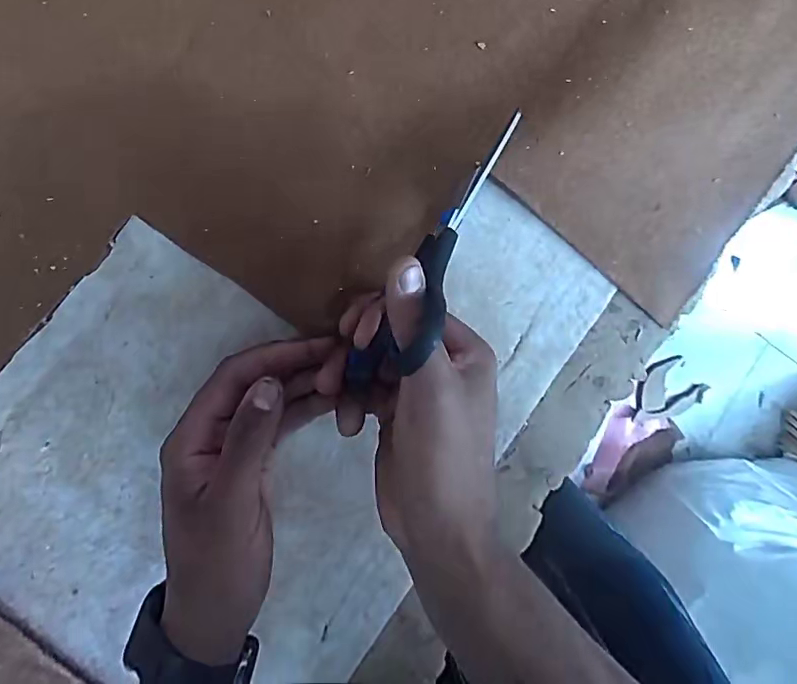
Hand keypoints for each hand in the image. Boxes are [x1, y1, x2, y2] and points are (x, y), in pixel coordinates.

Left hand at [159, 336, 336, 664]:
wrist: (216, 614)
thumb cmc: (218, 560)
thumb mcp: (232, 501)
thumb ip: (247, 440)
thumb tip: (268, 382)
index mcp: (193, 436)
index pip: (233, 377)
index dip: (274, 356)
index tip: (318, 347)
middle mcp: (211, 431)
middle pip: (254, 382)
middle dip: (295, 365)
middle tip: (341, 356)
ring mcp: (233, 444)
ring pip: (271, 398)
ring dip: (305, 383)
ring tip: (345, 372)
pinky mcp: (253, 458)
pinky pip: (280, 421)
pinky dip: (305, 407)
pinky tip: (334, 399)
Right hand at [316, 258, 499, 576]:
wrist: (437, 533)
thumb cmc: (443, 454)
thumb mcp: (427, 384)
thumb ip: (412, 323)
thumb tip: (404, 262)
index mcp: (463, 350)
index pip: (417, 310)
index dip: (383, 313)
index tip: (354, 332)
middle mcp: (445, 363)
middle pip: (393, 333)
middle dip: (361, 346)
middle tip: (336, 362)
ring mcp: (419, 389)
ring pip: (375, 360)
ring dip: (350, 373)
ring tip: (333, 393)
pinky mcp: (398, 412)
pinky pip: (369, 388)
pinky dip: (354, 399)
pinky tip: (347, 423)